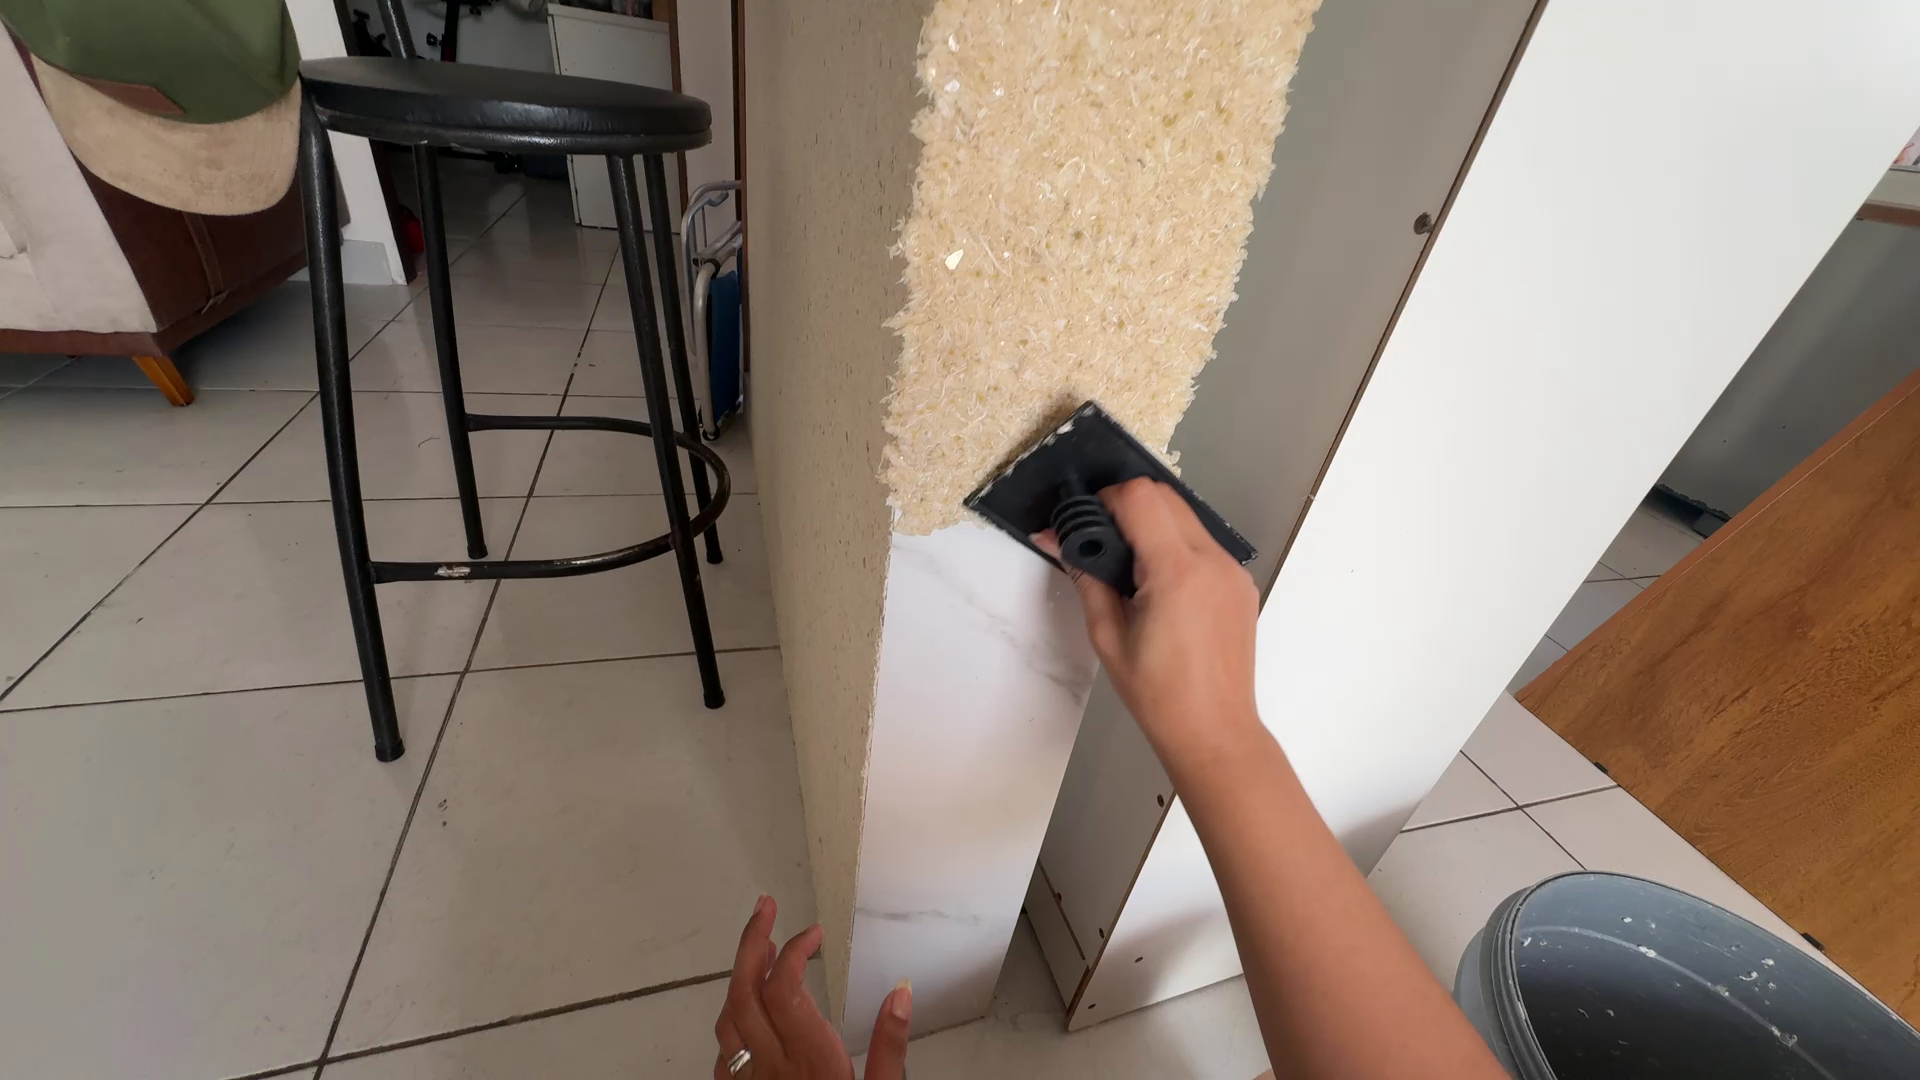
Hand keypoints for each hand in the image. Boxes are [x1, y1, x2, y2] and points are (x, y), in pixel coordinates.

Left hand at [714, 895, 910, 1079]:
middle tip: (765, 907)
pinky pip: (722, 1055)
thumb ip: (890, 1047)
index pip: (786, 987)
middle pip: (743, 993)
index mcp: (809, 1063)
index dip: (795, 948)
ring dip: (739, 975)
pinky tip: (748, 1010)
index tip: (814, 933)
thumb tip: (900, 992)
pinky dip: (732, 1018)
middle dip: (752, 941)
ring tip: (761, 947)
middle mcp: (771, 1072)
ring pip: (726, 1020)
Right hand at [1038, 477, 1261, 773]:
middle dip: (1127, 504)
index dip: (1106, 498)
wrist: (1215, 730)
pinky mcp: (1241, 583)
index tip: (1086, 521)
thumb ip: (1085, 576)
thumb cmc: (1155, 692)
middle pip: (1166, 496)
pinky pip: (1203, 543)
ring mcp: (1233, 571)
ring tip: (1128, 565)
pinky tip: (1158, 583)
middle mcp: (1212, 561)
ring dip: (1152, 523)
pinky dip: (1175, 544)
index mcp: (1176, 573)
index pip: (1141, 499)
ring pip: (1187, 516)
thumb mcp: (1107, 635)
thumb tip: (1054, 538)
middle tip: (1100, 539)